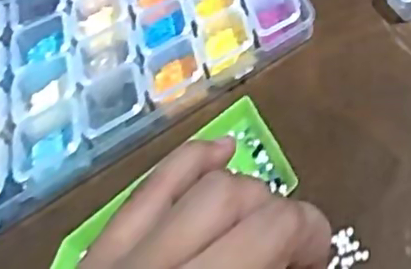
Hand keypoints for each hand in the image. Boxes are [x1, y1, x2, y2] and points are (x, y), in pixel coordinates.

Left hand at [81, 138, 331, 268]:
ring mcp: (116, 264)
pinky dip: (191, 163)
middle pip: (240, 203)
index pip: (270, 233)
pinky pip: (147, 191)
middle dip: (283, 219)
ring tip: (261, 224)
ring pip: (202, 190)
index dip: (311, 235)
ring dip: (247, 195)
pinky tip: (223, 152)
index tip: (319, 261)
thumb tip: (301, 267)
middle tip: (294, 257)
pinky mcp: (90, 261)